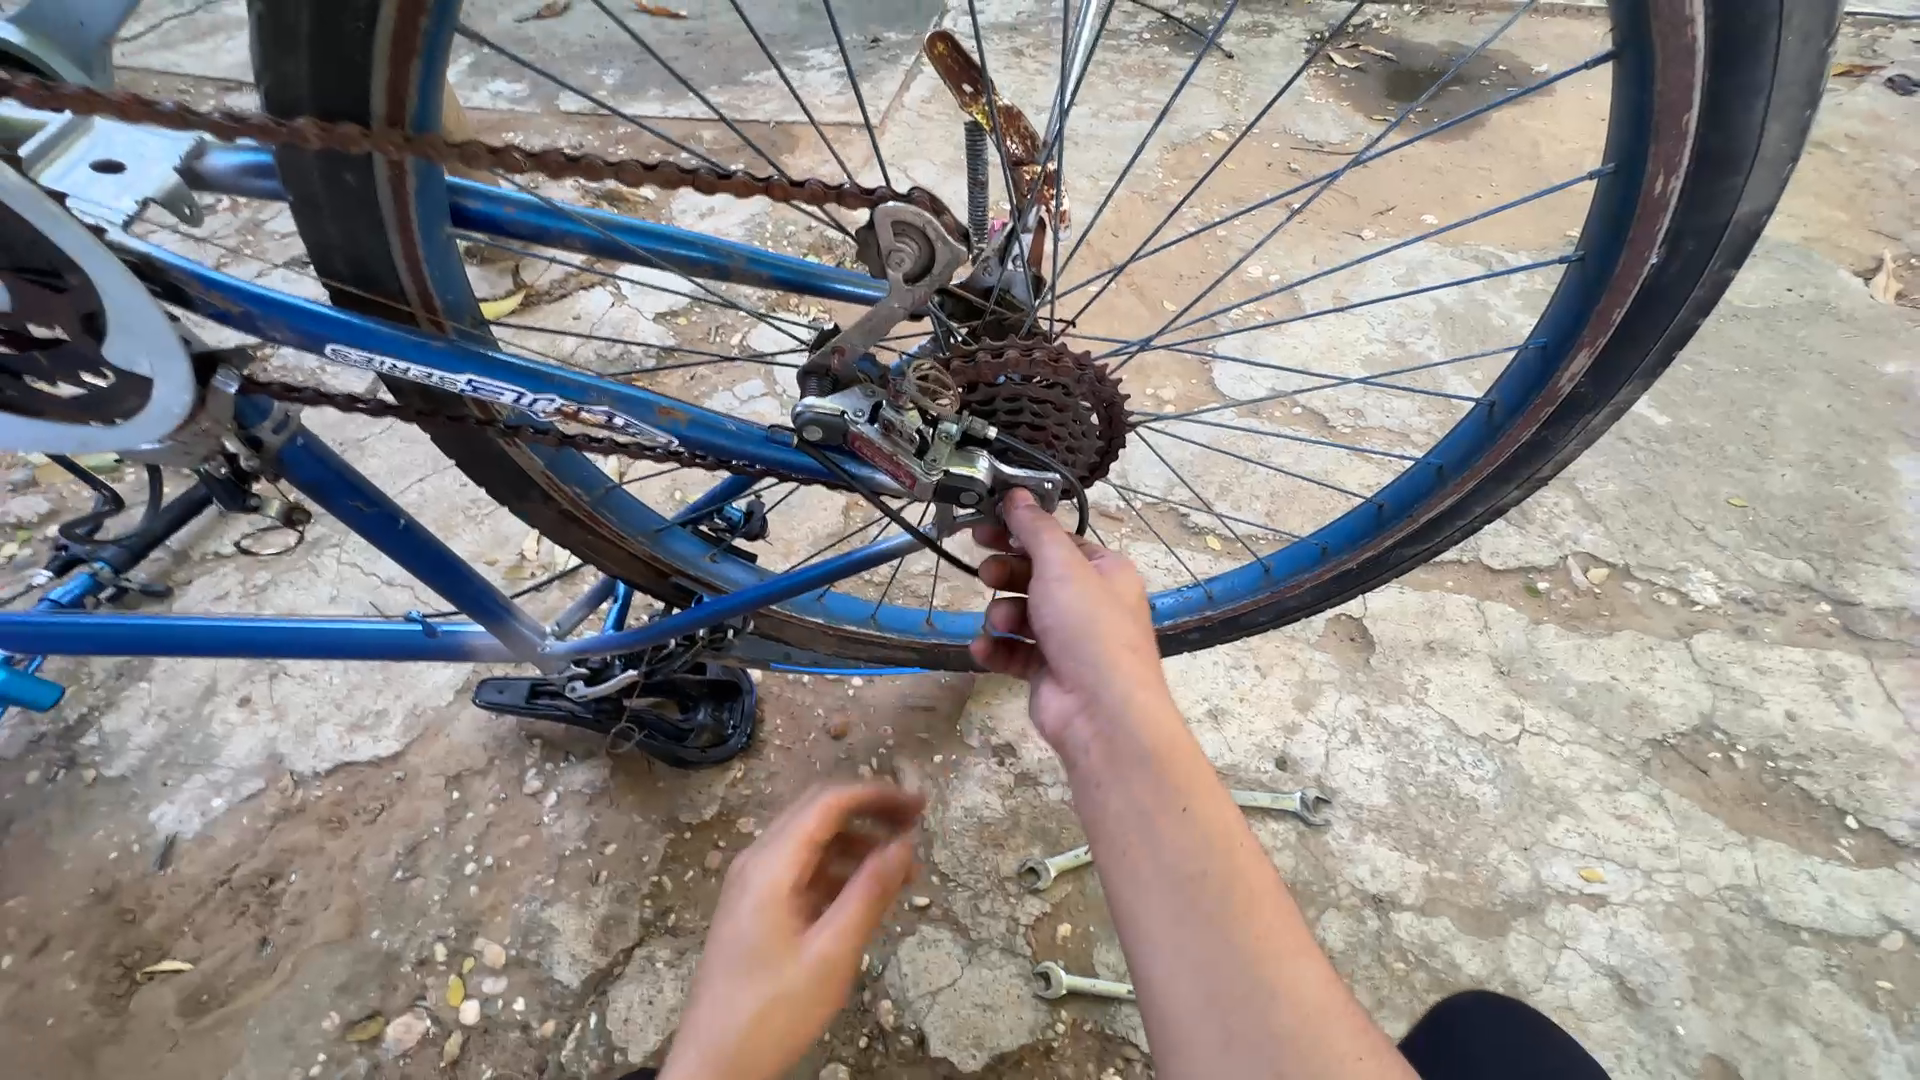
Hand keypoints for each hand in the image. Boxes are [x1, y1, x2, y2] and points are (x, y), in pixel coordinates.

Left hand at [660, 783, 923, 1079]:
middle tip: (916, 826)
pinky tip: (866, 896)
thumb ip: (869, 893)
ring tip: (902, 872)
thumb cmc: (773, 1011)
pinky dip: (839, 870)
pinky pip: (803, 869)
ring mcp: (753, 883)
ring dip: (858, 845)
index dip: (877, 795)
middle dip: (871, 813)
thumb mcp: (831, 955)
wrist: (713, 1068)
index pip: (829, 802)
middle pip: (819, 812)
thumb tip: (906, 843)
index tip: (919, 807)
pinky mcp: (756, 906)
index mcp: (770, 864)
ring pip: (813, 841)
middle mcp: (758, 860)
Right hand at [969, 488, 1175, 751]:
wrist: (1101, 711)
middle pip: (1035, 576)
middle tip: (986, 571)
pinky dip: (998, 649)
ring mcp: (1068, 640)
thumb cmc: (1089, 628)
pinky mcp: (1048, 671)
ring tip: (1000, 623)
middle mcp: (1088, 603)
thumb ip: (1035, 528)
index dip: (1022, 532)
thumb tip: (1017, 493)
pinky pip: (1014, 651)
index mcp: (1104, 571)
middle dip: (1007, 574)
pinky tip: (984, 648)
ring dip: (1003, 614)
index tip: (986, 525)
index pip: (1058, 542)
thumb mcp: (1062, 565)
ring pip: (1021, 614)